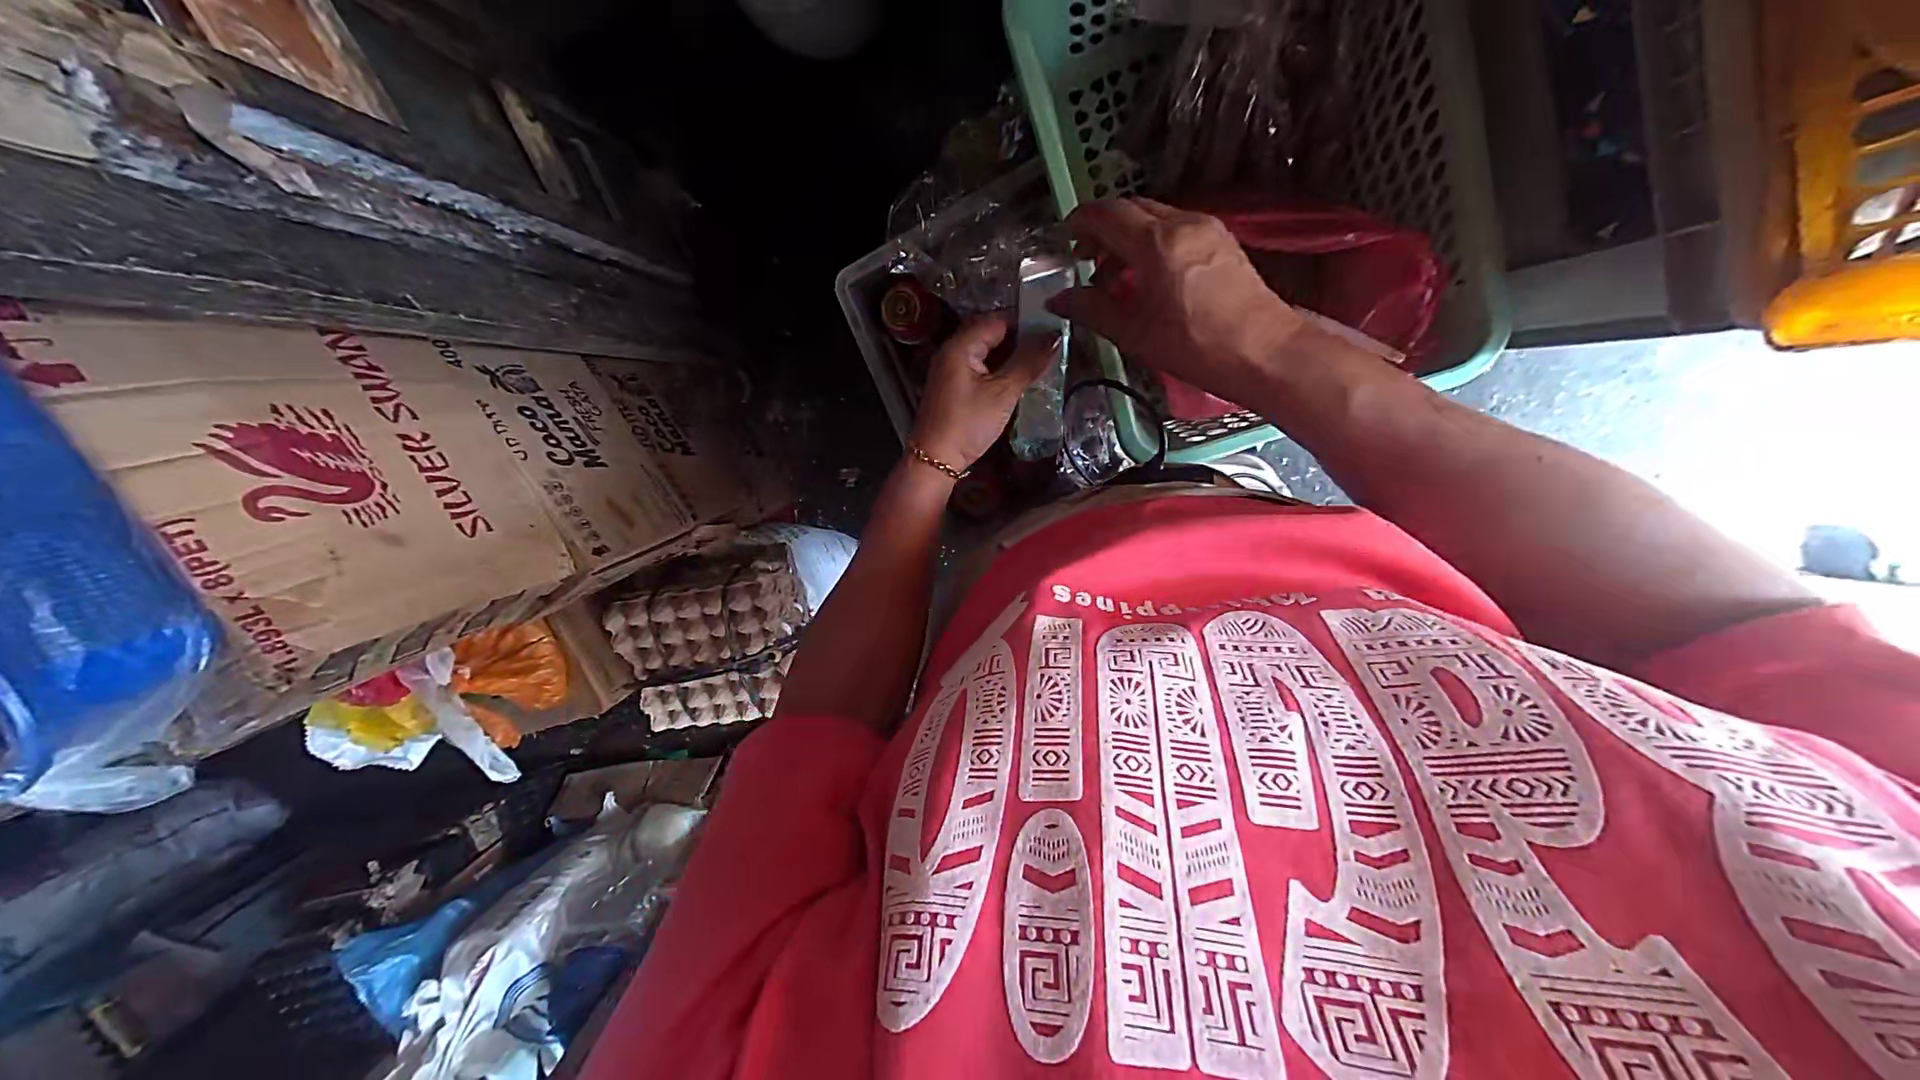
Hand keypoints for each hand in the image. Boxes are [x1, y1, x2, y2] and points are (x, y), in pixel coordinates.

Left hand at [909, 315, 1060, 471]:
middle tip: (1051, 344)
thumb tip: (1054, 337)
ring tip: (1041, 359)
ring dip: (1011, 355)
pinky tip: (1019, 377)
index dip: (1025, 321)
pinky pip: (980, 368)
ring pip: (986, 352)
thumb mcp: (1003, 393)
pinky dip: (1000, 369)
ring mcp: (951, 370)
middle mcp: (952, 351)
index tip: (1052, 327)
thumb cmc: (968, 424)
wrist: (935, 460)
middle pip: (991, 334)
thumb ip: (1028, 362)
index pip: (997, 320)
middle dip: (1020, 338)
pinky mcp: (954, 387)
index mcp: (960, 346)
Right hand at [1047, 197, 1304, 401]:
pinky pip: (1177, 227)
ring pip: (1156, 216)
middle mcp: (1183, 223)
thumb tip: (1059, 300)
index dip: (1080, 222)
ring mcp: (1207, 228)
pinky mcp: (1223, 240)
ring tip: (1115, 273)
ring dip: (1129, 235)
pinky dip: (1153, 241)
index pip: (1107, 214)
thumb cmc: (1196, 346)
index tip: (1064, 238)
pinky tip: (1148, 275)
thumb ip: (1093, 310)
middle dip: (1103, 228)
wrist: (1265, 352)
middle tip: (1085, 258)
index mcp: (1156, 243)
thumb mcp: (1135, 333)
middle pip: (1132, 208)